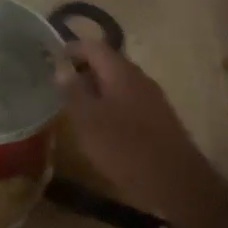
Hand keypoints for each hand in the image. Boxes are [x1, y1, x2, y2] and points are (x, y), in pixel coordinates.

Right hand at [54, 39, 213, 212]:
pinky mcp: (159, 119)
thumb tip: (62, 69)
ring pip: (120, 83)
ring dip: (98, 88)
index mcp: (122, 72)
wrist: (174, 181)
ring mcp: (153, 98)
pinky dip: (112, 104)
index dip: (73, 48)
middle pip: (109, 63)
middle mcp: (140, 78)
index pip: (94, 46)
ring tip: (77, 105)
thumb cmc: (124, 147)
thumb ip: (73, 91)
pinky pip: (130, 101)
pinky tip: (102, 124)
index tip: (54, 57)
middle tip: (62, 84)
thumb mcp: (88, 120)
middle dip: (85, 69)